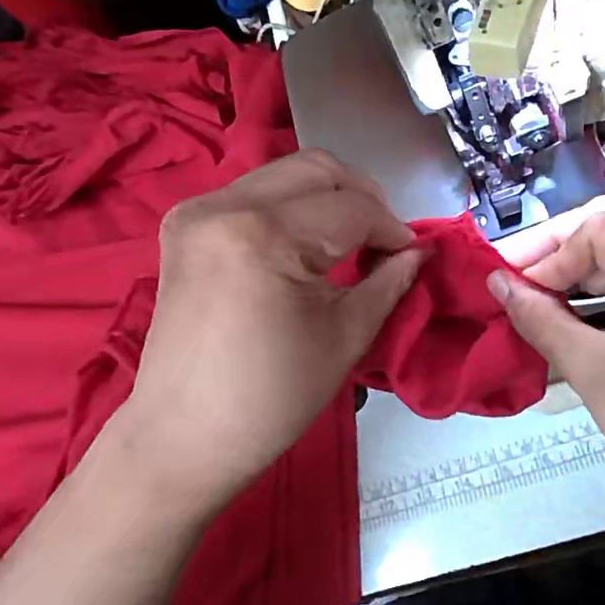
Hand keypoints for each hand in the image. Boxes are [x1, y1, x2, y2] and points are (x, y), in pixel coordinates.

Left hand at [111, 150, 427, 512]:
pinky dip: (292, 206)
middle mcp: (223, 206)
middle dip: (362, 197)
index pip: (350, 208)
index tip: (412, 253)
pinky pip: (255, 192)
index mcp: (263, 236)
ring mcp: (197, 211)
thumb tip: (419, 250)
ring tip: (351, 241)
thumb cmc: (271, 399)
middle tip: (384, 240)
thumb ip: (389, 281)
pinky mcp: (185, 224)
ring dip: (328, 197)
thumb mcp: (346, 337)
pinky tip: (308, 243)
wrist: (184, 436)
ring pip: (285, 173)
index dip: (391, 228)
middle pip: (317, 169)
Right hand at [489, 197, 604, 523]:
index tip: (515, 286)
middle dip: (554, 251)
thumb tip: (494, 280)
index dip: (553, 253)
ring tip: (522, 288)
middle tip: (509, 275)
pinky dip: (584, 283)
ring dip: (566, 267)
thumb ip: (541, 320)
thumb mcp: (594, 371)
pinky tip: (552, 299)